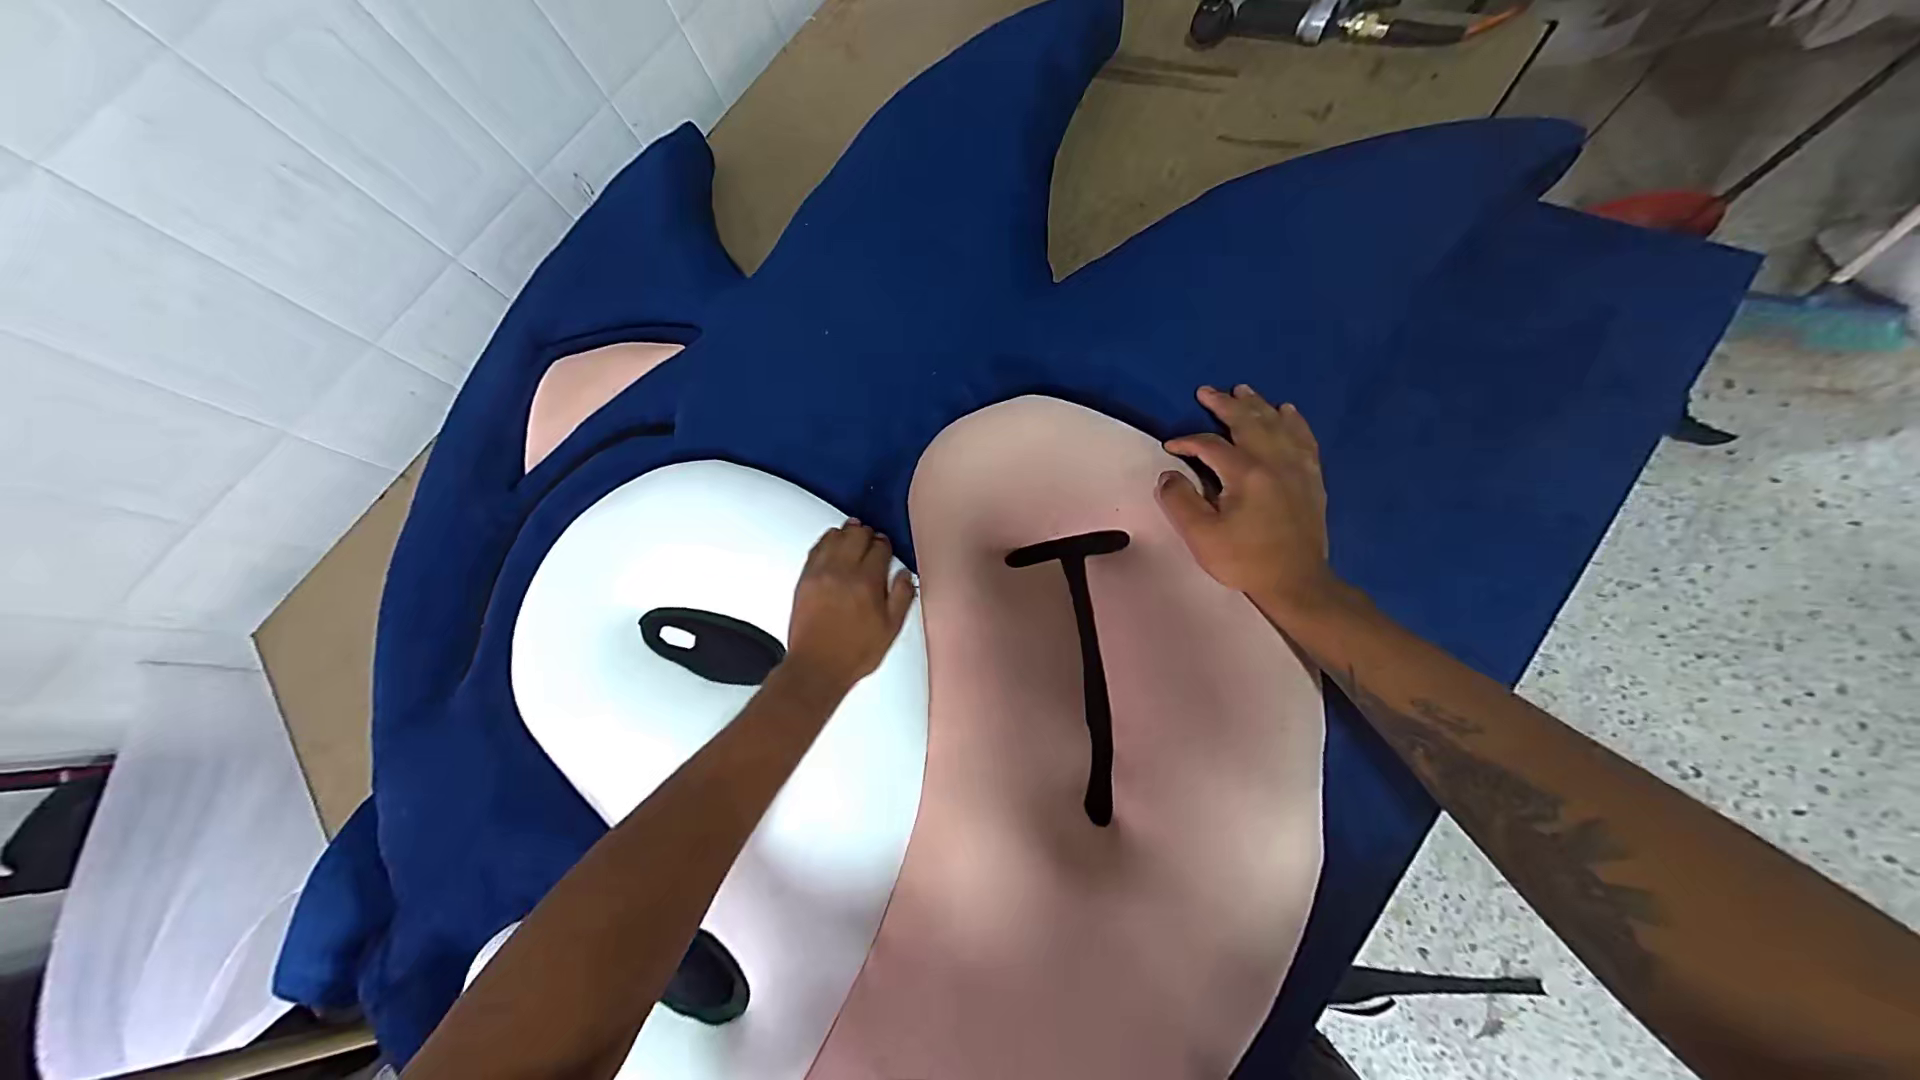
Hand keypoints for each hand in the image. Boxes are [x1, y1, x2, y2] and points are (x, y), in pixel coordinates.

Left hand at [783, 521, 916, 691]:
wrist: (817, 666)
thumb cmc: (852, 653)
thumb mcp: (891, 628)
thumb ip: (902, 597)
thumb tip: (905, 575)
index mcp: (868, 582)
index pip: (880, 548)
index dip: (885, 544)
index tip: (886, 547)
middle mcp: (843, 572)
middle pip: (857, 535)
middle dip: (868, 534)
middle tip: (872, 538)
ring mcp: (821, 574)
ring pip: (835, 537)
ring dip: (847, 532)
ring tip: (853, 533)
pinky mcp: (805, 579)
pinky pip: (816, 548)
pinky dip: (826, 540)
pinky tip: (831, 541)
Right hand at [1156, 385, 1341, 620]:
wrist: (1296, 582)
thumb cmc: (1245, 559)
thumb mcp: (1201, 535)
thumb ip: (1180, 500)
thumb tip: (1169, 474)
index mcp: (1246, 473)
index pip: (1211, 446)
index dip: (1187, 442)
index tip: (1170, 447)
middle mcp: (1275, 461)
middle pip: (1248, 422)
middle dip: (1224, 404)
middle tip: (1206, 391)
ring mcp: (1297, 468)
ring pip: (1277, 424)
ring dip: (1257, 405)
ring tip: (1244, 389)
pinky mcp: (1311, 478)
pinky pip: (1303, 438)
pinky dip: (1293, 421)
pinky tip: (1288, 411)